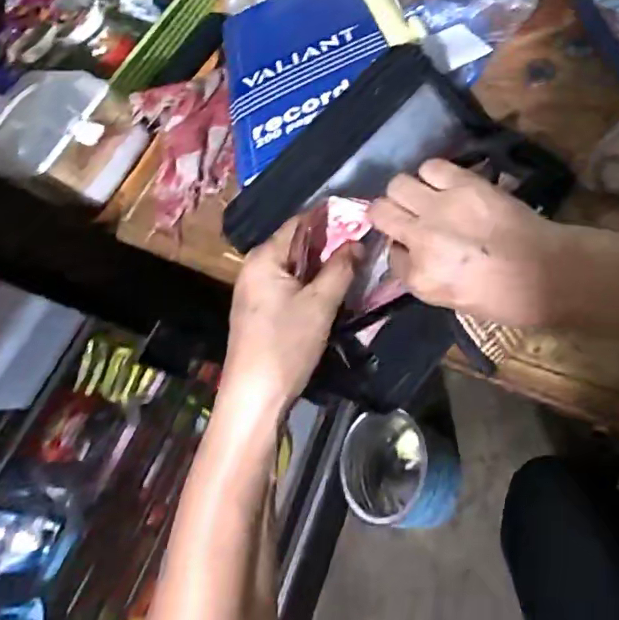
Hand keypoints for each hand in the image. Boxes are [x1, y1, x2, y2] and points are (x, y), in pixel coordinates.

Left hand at [222, 217, 354, 419]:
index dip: (331, 219)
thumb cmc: (286, 345)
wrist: (254, 400)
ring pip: (296, 266)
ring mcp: (255, 290)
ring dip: (323, 265)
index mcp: (264, 258)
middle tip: (364, 244)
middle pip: (297, 243)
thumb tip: (357, 242)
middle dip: (330, 243)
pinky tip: (333, 290)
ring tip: (355, 264)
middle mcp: (255, 268)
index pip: (299, 222)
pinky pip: (291, 284)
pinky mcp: (261, 310)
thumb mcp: (321, 303)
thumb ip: (341, 267)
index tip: (361, 219)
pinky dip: (312, 282)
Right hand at [368, 159, 570, 326]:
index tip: (412, 246)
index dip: (400, 247)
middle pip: (381, 211)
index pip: (390, 253)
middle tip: (408, 215)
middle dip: (389, 213)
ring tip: (427, 196)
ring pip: (399, 183)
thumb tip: (413, 252)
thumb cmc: (508, 298)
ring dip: (409, 190)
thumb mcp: (454, 301)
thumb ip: (426, 275)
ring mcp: (440, 207)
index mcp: (420, 278)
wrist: (548, 270)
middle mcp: (421, 238)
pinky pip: (432, 166)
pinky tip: (445, 182)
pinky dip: (434, 173)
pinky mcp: (464, 182)